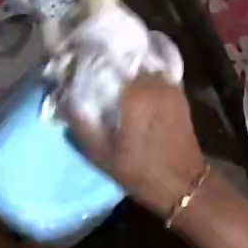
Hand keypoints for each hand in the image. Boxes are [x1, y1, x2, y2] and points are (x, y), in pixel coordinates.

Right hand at [67, 76, 206, 217]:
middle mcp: (155, 83)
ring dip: (131, 75)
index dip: (94, 63)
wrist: (183, 184)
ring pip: (144, 70)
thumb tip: (64, 100)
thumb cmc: (141, 170)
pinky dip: (146, 83)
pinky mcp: (180, 96)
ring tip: (114, 83)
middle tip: (97, 76)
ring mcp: (171, 88)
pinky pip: (157, 80)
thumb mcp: (102, 153)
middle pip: (128, 64)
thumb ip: (81, 124)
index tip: (81, 67)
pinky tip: (135, 94)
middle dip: (113, 67)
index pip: (110, 63)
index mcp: (135, 92)